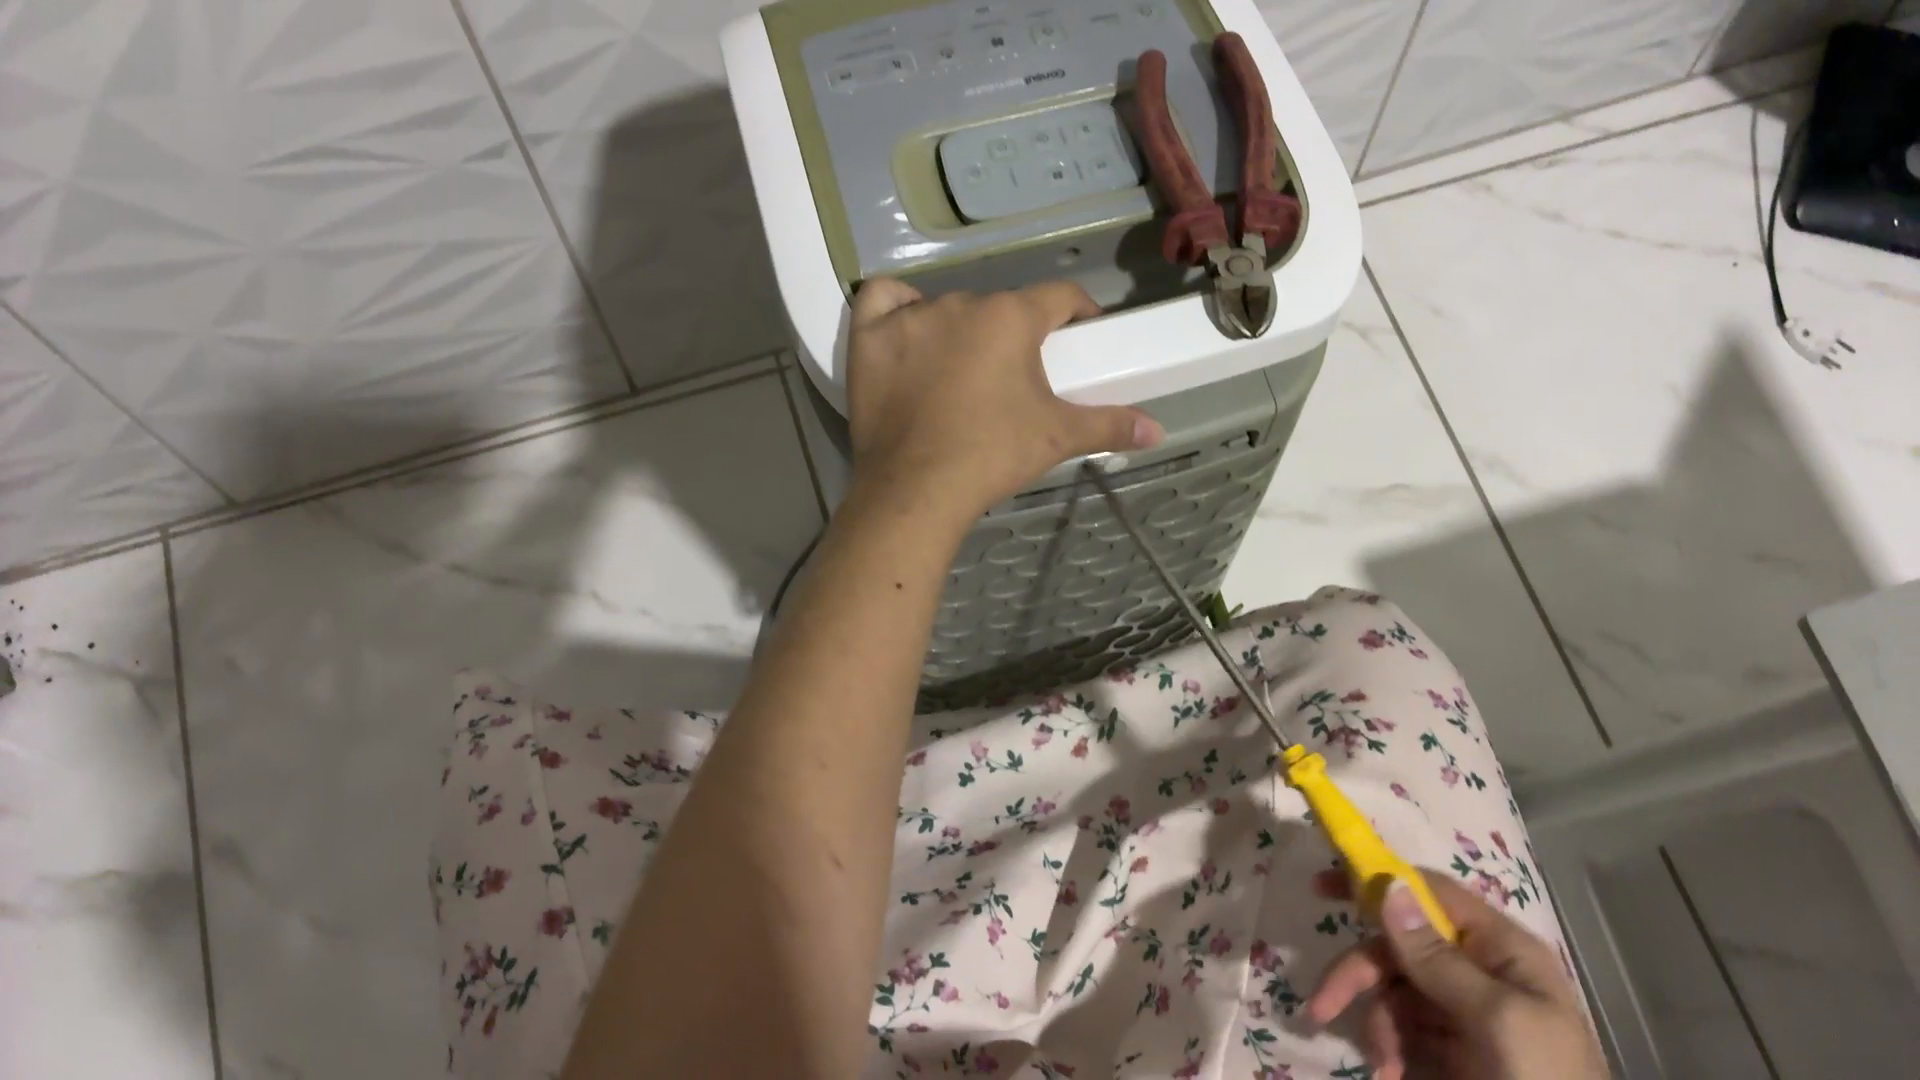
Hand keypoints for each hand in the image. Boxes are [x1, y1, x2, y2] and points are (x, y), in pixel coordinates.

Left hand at [843, 279, 1163, 518]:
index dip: (1077, 314)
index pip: (1059, 297)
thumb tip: (1158, 429)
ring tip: (961, 374)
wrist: (916, 490)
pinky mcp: (868, 338)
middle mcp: (961, 303)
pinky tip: (905, 333)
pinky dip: (895, 310)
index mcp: (1011, 317)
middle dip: (1013, 335)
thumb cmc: (992, 455)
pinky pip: (882, 301)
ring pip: (945, 309)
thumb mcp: (1057, 437)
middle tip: (1016, 380)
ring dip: (959, 331)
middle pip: (999, 308)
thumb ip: (1109, 425)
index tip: (1081, 336)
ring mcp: (910, 318)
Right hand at [1307, 870, 1609, 1079]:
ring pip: (1392, 990)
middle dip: (1358, 976)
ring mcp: (1464, 1012)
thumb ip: (1439, 956)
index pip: (1429, 893)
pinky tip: (1390, 1074)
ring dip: (1377, 1025)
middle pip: (1397, 947)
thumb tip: (1388, 885)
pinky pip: (1400, 1029)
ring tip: (1383, 1065)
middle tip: (1322, 1008)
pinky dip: (1388, 1049)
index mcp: (1501, 950)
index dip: (1376, 883)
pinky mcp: (1451, 1050)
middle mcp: (1479, 971)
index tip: (1319, 888)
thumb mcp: (1497, 1020)